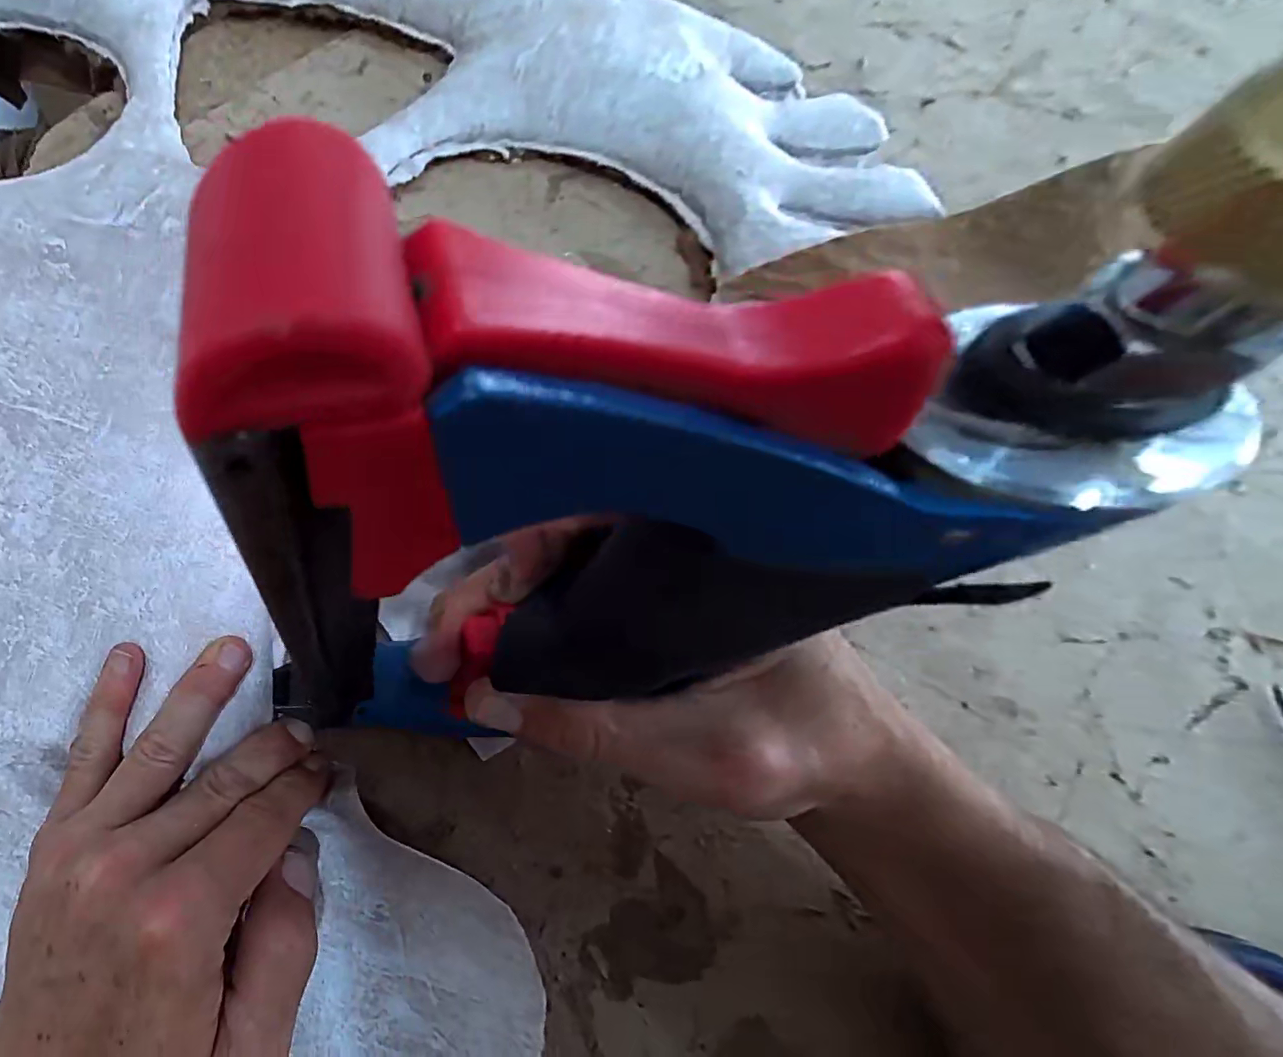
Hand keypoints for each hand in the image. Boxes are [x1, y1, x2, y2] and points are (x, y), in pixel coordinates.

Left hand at [0, 636, 330, 1056]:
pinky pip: (85, 759)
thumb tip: (297, 853)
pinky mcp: (52, 844)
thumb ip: (284, 948)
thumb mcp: (245, 1045)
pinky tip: (127, 658)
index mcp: (182, 919)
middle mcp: (128, 869)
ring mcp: (82, 849)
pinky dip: (108, 703)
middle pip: (221, 781)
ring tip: (232, 648)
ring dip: (200, 692)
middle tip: (303, 726)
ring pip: (160, 750)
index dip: (301, 788)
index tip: (325, 766)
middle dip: (271, 746)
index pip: (262, 821)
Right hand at [411, 522, 918, 819]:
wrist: (850, 762)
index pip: (584, 520)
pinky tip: (486, 664)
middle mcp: (659, 550)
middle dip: (481, 596)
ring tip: (446, 664)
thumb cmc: (796, 747)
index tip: (470, 613)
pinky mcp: (631, 616)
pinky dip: (515, 633)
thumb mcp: (698, 751)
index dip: (516, 553)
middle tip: (432, 656)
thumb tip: (480, 701)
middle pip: (548, 548)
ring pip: (545, 577)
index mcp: (690, 554)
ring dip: (488, 615)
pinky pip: (560, 609)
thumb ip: (594, 730)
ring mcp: (641, 583)